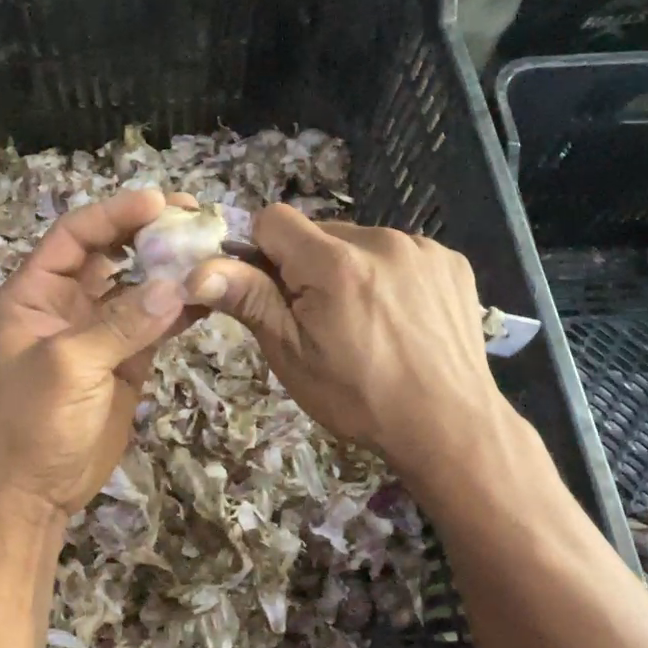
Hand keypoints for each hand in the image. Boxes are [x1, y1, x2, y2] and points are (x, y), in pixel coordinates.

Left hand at [0, 188, 200, 521]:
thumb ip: (119, 324)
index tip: (160, 201)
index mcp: (35, 293)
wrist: (32, 493)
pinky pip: (154, 324)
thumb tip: (174, 285)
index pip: (76, 235)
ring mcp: (98, 332)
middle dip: (148, 233)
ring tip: (212, 251)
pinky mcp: (125, 361)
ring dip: (169, 269)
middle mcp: (66, 303)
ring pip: (138, 286)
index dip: (115, 214)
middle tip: (195, 218)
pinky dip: (180, 309)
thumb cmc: (31, 424)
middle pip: (111, 253)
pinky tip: (209, 295)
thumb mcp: (68, 367)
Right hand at [185, 206, 518, 495]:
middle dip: (308, 265)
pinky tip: (401, 318)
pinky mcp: (451, 261)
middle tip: (320, 319)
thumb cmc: (360, 399)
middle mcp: (380, 240)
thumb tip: (197, 271)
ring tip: (367, 323)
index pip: (274, 219)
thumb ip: (249, 300)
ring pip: (360, 242)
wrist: (450, 427)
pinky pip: (402, 253)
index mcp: (334, 263)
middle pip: (319, 233)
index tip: (274, 291)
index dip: (263, 251)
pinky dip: (391, 277)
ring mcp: (422, 248)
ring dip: (350, 269)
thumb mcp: (292, 356)